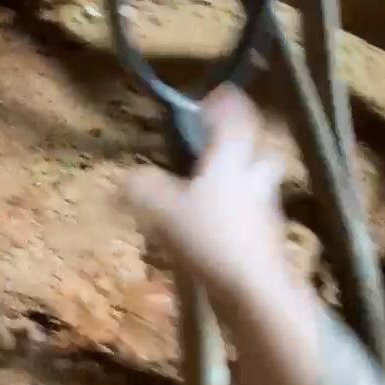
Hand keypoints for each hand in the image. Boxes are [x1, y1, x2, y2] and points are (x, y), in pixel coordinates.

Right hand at [122, 87, 293, 306]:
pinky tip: (208, 230)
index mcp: (230, 164)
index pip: (235, 123)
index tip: (214, 95)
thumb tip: (124, 179)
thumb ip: (142, 190)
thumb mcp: (163, 211)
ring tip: (207, 191)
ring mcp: (261, 214)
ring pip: (252, 188)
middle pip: (259, 155)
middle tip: (223, 147)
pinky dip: (229, 217)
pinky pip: (244, 219)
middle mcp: (252, 182)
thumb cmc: (211, 238)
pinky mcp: (260, 244)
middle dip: (246, 148)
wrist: (253, 289)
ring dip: (235, 184)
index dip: (225, 107)